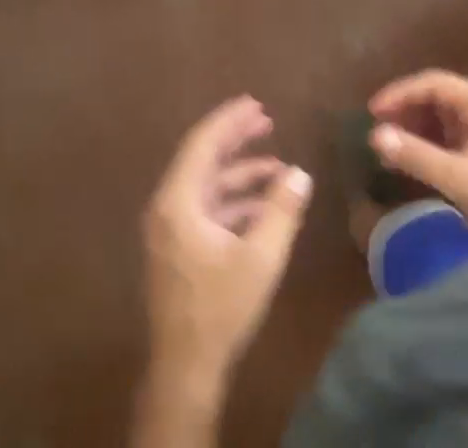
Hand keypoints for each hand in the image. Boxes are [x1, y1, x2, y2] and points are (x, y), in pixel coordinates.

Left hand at [143, 96, 309, 386]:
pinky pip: (208, 210)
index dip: (228, 120)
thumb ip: (282, 210)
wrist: (187, 364)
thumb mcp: (261, 256)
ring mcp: (170, 231)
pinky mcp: (179, 250)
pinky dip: (236, 201)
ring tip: (278, 167)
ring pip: (208, 187)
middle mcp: (168, 209)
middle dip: (235, 139)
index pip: (202, 145)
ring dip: (241, 174)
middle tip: (267, 120)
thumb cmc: (221, 305)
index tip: (255, 102)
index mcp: (179, 203)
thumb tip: (299, 173)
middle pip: (202, 160)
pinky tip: (265, 206)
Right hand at [368, 70, 467, 255]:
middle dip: (405, 111)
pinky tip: (413, 160)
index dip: (399, 94)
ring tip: (389, 147)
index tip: (371, 112)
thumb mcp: (458, 178)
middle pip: (437, 95)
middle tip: (377, 132)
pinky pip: (452, 132)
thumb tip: (375, 135)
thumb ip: (416, 155)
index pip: (432, 83)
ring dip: (416, 127)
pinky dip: (430, 141)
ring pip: (443, 115)